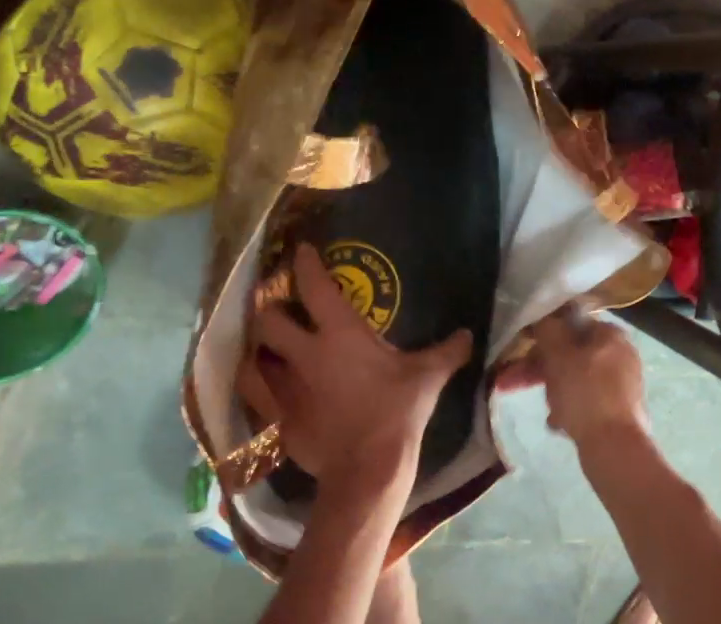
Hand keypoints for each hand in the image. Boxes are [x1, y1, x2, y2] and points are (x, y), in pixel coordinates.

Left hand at [239, 244, 472, 484]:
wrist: (366, 468)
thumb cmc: (397, 411)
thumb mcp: (428, 376)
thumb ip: (447, 351)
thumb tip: (468, 334)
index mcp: (341, 333)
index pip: (314, 288)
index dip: (305, 265)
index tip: (301, 252)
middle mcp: (305, 353)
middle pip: (269, 320)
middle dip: (269, 309)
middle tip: (278, 306)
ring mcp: (284, 388)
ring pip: (252, 357)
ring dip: (257, 347)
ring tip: (265, 344)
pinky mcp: (275, 419)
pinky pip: (252, 394)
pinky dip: (254, 382)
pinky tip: (261, 382)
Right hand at [515, 308, 649, 450]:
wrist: (615, 447)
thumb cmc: (585, 394)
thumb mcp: (559, 357)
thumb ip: (548, 331)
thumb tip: (543, 317)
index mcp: (611, 334)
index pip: (571, 324)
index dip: (542, 336)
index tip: (518, 351)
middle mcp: (621, 353)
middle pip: (571, 354)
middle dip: (540, 369)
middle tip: (509, 383)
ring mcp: (623, 383)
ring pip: (576, 379)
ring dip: (554, 391)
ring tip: (544, 411)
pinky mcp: (621, 409)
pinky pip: (587, 401)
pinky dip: (570, 409)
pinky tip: (557, 425)